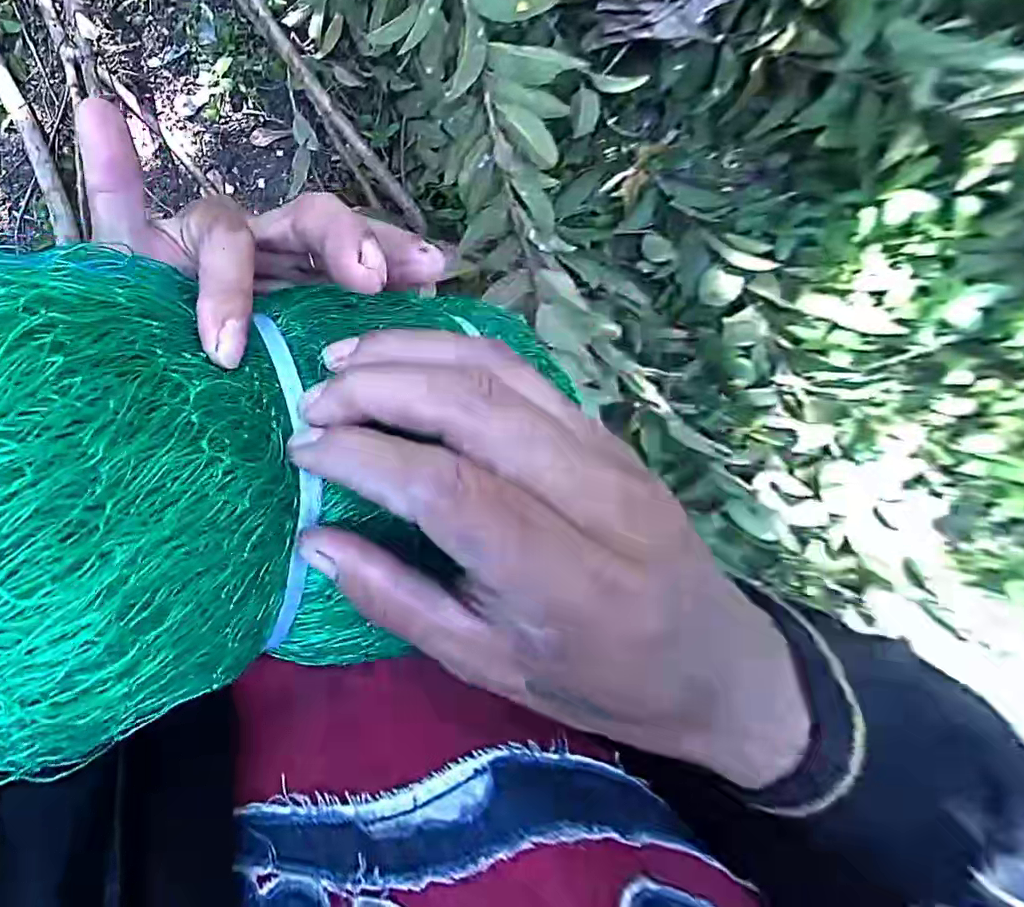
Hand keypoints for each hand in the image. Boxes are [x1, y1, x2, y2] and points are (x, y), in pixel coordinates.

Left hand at [76, 97, 446, 367]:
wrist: (154, 350)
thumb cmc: (140, 298)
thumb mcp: (120, 248)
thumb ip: (114, 184)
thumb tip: (93, 102)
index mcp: (217, 231)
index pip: (230, 239)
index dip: (227, 287)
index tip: (223, 349)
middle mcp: (265, 244)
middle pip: (311, 219)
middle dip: (343, 238)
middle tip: (371, 276)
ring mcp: (299, 277)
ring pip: (351, 251)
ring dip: (391, 254)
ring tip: (433, 271)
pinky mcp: (323, 310)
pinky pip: (365, 296)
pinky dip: (401, 294)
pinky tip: (436, 304)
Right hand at [286, 330, 810, 788]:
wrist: (721, 663)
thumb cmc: (592, 678)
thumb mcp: (482, 663)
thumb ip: (392, 599)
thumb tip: (312, 541)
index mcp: (564, 579)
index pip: (446, 488)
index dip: (361, 457)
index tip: (303, 451)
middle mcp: (593, 497)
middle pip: (469, 407)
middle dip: (372, 391)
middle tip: (311, 404)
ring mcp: (602, 448)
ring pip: (491, 367)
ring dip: (402, 353)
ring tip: (336, 363)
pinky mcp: (597, 423)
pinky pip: (512, 363)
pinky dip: (440, 345)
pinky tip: (393, 353)